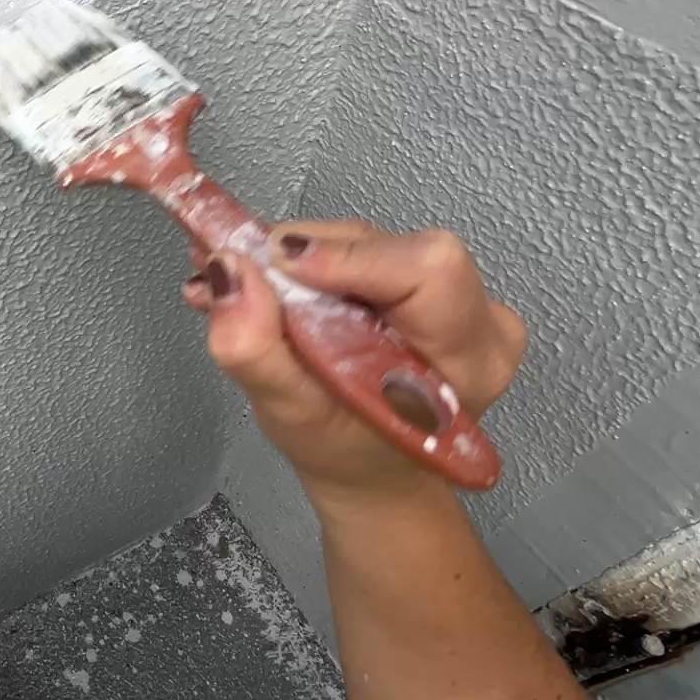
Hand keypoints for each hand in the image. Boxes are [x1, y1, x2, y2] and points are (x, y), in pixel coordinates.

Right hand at [184, 220, 525, 510]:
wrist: (364, 460)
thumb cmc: (343, 449)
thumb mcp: (289, 415)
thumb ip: (255, 351)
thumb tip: (228, 274)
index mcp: (464, 359)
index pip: (425, 269)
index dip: (344, 257)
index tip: (275, 262)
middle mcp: (471, 314)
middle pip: (376, 246)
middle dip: (296, 258)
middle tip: (233, 272)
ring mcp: (447, 289)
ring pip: (353, 239)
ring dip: (286, 257)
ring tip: (239, 284)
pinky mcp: (413, 273)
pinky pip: (350, 243)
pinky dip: (293, 258)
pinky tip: (258, 278)